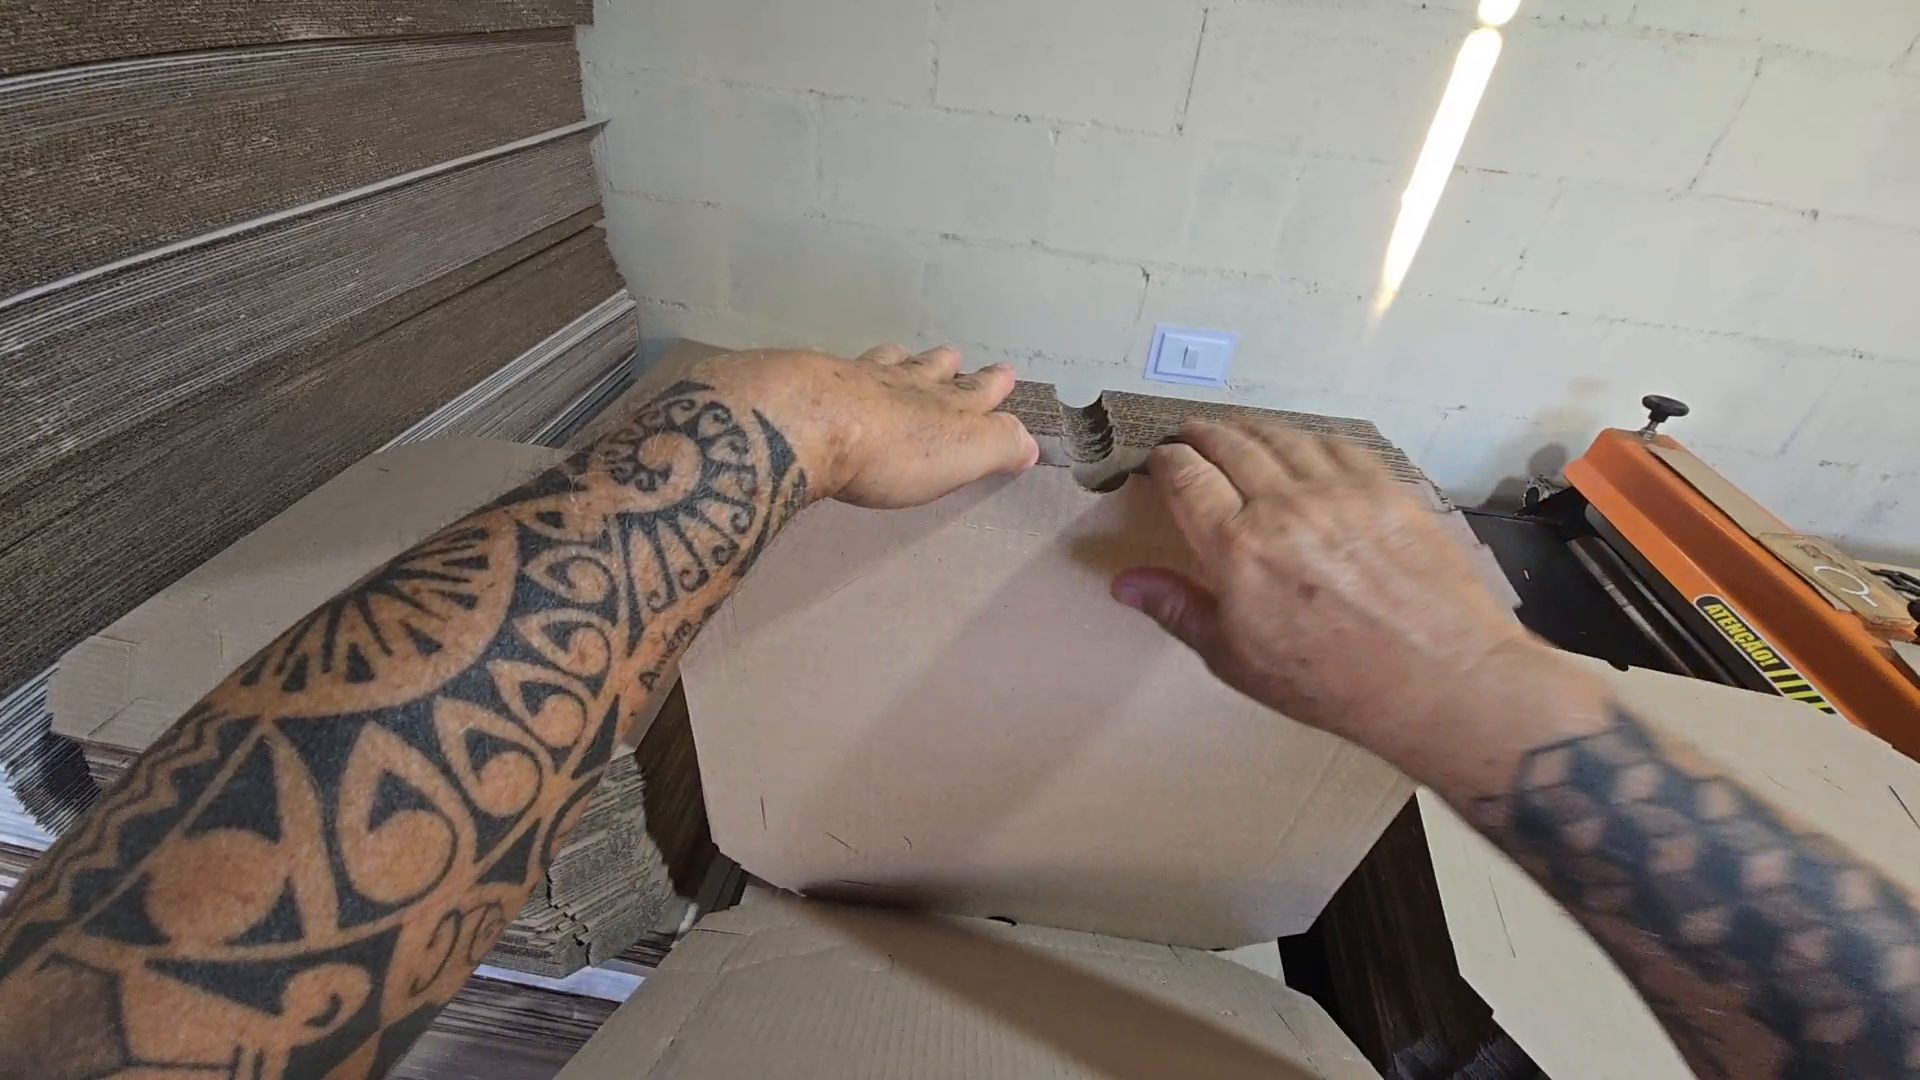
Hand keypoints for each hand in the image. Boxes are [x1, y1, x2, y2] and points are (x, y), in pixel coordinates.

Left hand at [696, 344, 1040, 508]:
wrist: (810, 423)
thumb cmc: (892, 450)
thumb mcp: (964, 453)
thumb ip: (999, 445)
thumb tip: (1031, 442)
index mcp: (940, 405)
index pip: (976, 394)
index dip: (993, 387)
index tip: (1006, 372)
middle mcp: (901, 385)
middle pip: (928, 369)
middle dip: (946, 365)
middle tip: (954, 353)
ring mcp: (854, 381)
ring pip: (883, 363)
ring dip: (898, 359)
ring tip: (901, 351)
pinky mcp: (810, 387)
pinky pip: (835, 371)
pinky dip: (845, 370)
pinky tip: (834, 370)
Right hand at [1110, 419, 1578, 778]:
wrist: (1443, 680)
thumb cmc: (1329, 680)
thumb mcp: (1235, 658)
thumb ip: (1178, 609)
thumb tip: (1122, 583)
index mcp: (1236, 546)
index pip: (1187, 477)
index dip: (1168, 460)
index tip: (1161, 458)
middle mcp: (1283, 505)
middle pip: (1229, 445)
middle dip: (1201, 434)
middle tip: (1190, 432)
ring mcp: (1339, 491)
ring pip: (1280, 436)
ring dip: (1248, 427)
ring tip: (1235, 429)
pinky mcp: (1386, 489)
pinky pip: (1335, 444)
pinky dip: (1305, 437)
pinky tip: (1299, 444)